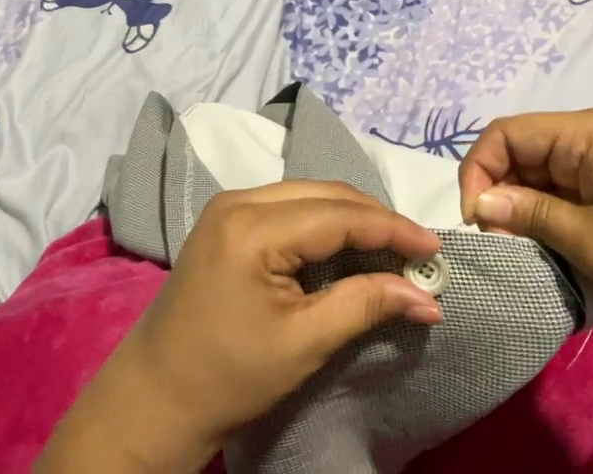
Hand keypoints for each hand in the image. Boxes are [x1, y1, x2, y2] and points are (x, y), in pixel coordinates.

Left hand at [39, 181, 442, 472]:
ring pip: (308, 195)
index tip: (436, 250)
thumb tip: (428, 297)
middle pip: (325, 194)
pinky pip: (289, 206)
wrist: (155, 397)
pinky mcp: (226, 220)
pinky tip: (347, 247)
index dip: (392, 229)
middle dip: (375, 220)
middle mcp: (238, 201)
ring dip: (351, 219)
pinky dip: (324, 223)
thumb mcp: (304, 344)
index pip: (339, 215)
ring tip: (391, 251)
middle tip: (418, 253)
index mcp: (252, 228)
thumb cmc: (229, 377)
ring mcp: (228, 206)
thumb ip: (365, 305)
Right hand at [458, 109, 592, 342]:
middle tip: (502, 247)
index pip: (505, 134)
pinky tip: (557, 252)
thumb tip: (480, 202)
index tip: (476, 223)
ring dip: (527, 212)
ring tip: (529, 255)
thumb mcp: (588, 239)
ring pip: (545, 177)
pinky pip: (571, 194)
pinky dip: (554, 220)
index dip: (479, 172)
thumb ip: (527, 214)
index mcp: (586, 132)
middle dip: (502, 195)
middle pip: (523, 153)